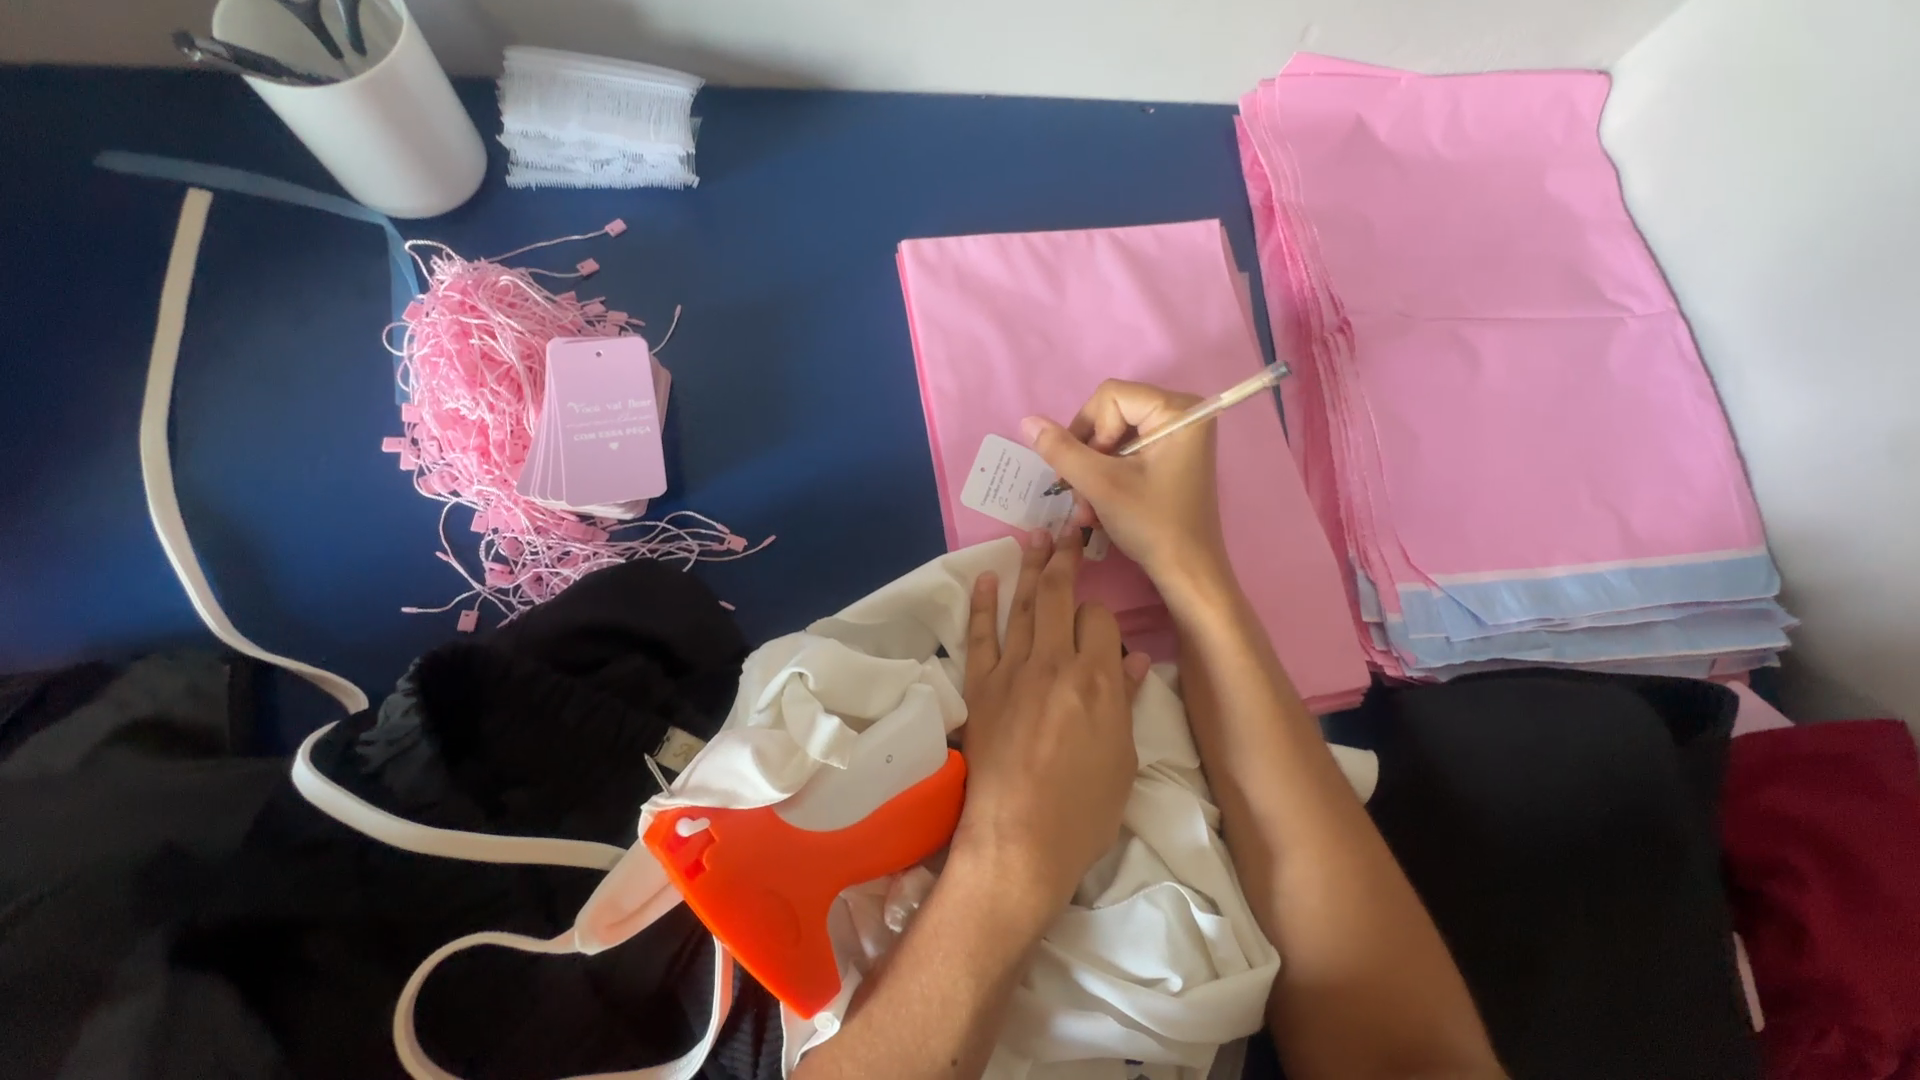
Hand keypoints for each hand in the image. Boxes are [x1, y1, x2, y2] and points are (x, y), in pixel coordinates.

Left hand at [952, 528, 1149, 930]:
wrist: (1018, 842)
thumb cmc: (1083, 811)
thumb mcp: (1122, 760)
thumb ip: (1126, 702)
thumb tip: (1136, 661)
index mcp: (1098, 681)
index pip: (1101, 620)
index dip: (1102, 613)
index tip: (1100, 618)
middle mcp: (1054, 664)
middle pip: (1058, 598)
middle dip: (1065, 560)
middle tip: (1065, 528)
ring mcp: (1012, 673)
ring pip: (1022, 608)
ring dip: (1028, 569)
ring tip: (1033, 537)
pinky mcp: (980, 689)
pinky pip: (980, 637)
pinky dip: (982, 606)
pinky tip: (986, 579)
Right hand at [1020, 380, 1230, 594]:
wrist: (1188, 572)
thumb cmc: (1152, 525)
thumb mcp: (1100, 485)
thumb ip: (1061, 450)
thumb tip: (1028, 421)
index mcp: (1177, 410)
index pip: (1110, 396)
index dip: (1089, 430)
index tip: (1090, 471)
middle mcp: (1182, 414)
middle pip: (1110, 414)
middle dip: (1088, 455)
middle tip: (1080, 493)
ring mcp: (1176, 437)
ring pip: (1112, 438)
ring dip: (1091, 472)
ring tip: (1087, 509)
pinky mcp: (1169, 458)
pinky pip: (1125, 453)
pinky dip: (1106, 478)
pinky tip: (1098, 508)